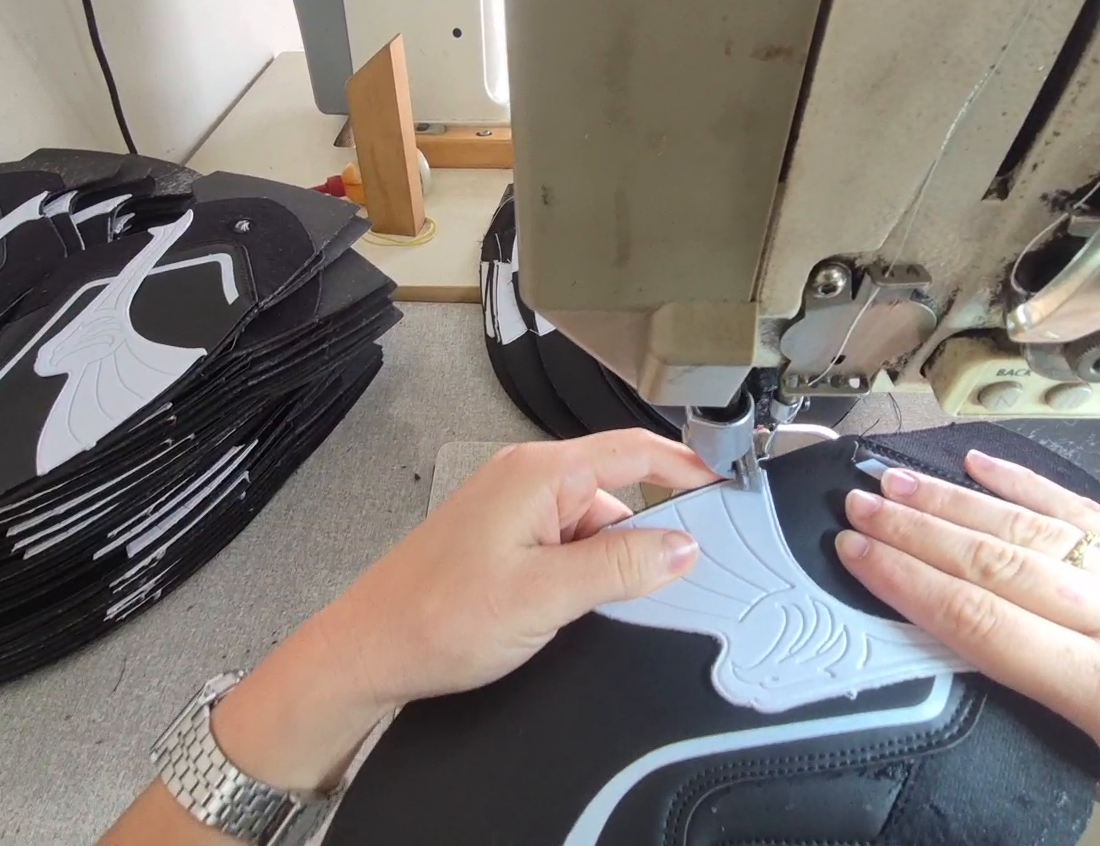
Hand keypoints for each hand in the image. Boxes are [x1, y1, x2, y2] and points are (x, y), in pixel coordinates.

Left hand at [222, 430, 709, 784]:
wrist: (371, 648)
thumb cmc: (438, 615)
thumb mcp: (545, 595)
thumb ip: (620, 566)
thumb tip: (682, 547)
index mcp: (539, 472)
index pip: (633, 451)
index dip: (686, 466)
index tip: (727, 487)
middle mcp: (527, 477)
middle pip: (617, 485)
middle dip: (650, 527)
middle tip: (677, 571)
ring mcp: (515, 504)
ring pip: (594, 518)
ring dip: (613, 554)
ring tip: (601, 603)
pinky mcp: (508, 532)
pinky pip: (568, 536)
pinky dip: (588, 563)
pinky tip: (580, 600)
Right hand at [833, 449, 1099, 845]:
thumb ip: (1025, 697)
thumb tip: (945, 631)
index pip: (978, 620)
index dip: (904, 580)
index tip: (851, 549)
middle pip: (996, 560)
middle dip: (914, 528)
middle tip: (857, 501)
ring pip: (1033, 526)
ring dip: (953, 499)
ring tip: (895, 479)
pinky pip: (1091, 511)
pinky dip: (1027, 482)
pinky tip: (978, 462)